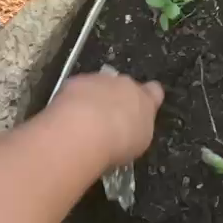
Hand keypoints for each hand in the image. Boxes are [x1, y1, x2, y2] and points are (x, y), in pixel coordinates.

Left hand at [47, 68, 164, 164]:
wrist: (85, 130)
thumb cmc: (118, 142)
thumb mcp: (138, 143)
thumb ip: (137, 128)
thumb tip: (131, 128)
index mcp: (145, 100)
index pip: (153, 91)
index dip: (147, 97)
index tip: (141, 107)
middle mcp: (124, 84)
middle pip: (123, 87)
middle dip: (116, 99)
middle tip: (109, 121)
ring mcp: (99, 80)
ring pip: (98, 85)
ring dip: (94, 99)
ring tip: (85, 122)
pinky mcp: (75, 81)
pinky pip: (77, 89)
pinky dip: (74, 100)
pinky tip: (69, 118)